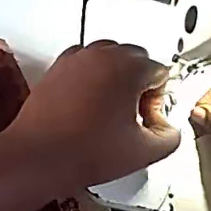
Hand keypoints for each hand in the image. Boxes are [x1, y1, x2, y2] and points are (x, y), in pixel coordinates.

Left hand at [0, 42, 181, 190]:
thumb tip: (167, 129)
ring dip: (115, 80)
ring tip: (108, 114)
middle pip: (135, 60)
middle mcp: (101, 54)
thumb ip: (170, 135)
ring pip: (109, 60)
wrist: (39, 156)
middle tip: (130, 118)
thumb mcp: (145, 151)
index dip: (157, 101)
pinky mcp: (57, 68)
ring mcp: (76, 58)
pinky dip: (91, 79)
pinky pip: (84, 65)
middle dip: (138, 86)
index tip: (145, 122)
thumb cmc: (86, 151)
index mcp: (128, 66)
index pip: (160, 73)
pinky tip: (86, 108)